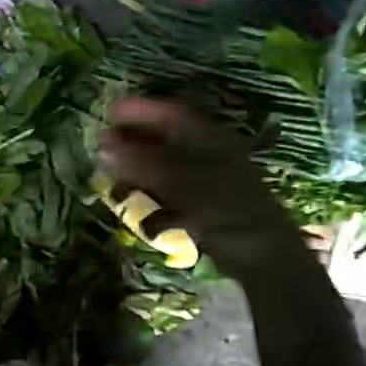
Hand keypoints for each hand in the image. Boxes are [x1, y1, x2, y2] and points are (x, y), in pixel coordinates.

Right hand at [99, 98, 301, 277]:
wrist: (262, 255)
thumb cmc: (227, 208)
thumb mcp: (183, 181)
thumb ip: (144, 163)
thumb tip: (105, 147)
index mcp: (210, 139)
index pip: (171, 115)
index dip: (141, 111)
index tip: (110, 112)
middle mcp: (208, 155)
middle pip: (165, 141)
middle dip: (134, 143)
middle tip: (103, 148)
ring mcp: (206, 183)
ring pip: (164, 170)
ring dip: (139, 174)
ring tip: (114, 184)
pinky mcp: (203, 209)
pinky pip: (171, 198)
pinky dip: (154, 202)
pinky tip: (142, 214)